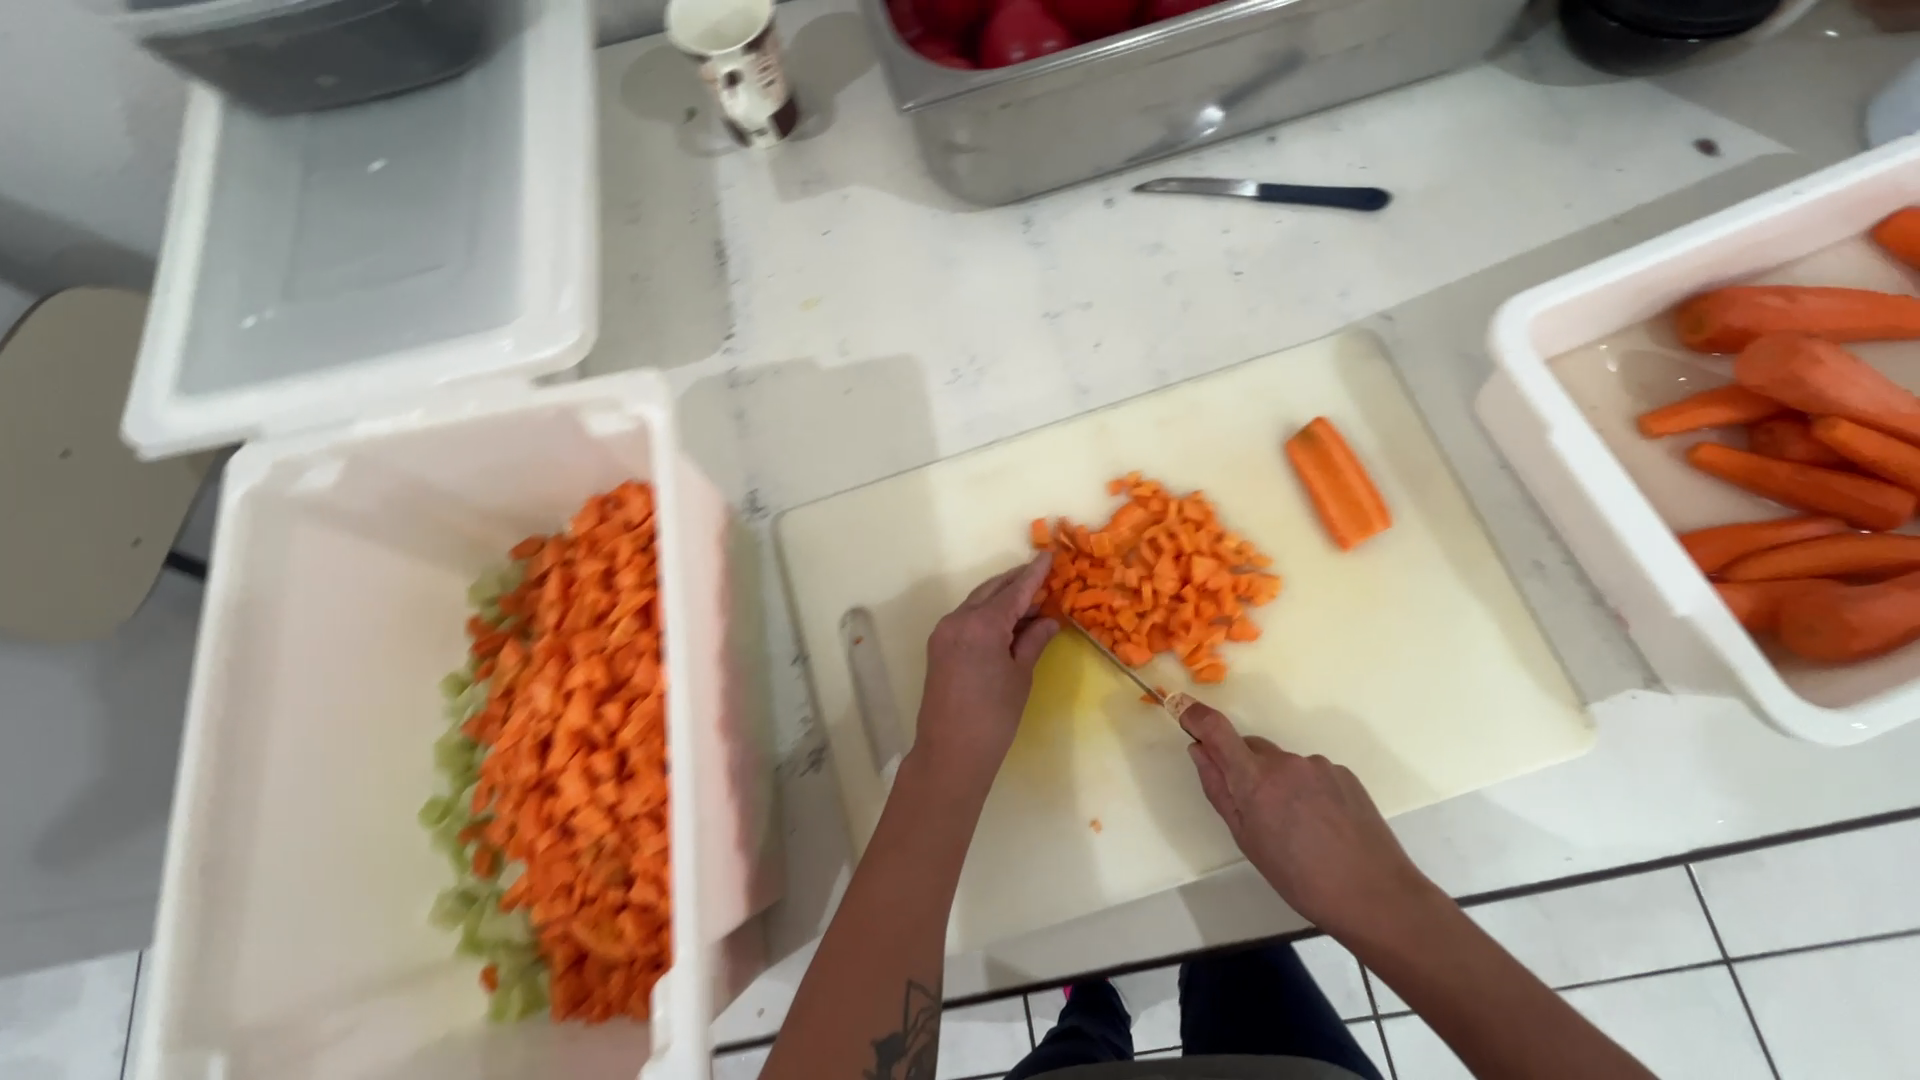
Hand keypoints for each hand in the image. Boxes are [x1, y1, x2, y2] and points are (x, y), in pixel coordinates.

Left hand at [911, 554, 1059, 790]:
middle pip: (991, 591)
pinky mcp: (938, 646)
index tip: (1048, 555)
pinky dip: (987, 614)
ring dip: (1002, 598)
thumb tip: (1048, 620)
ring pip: (977, 603)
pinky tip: (1006, 621)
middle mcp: (958, 619)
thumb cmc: (994, 716)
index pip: (1014, 590)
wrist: (950, 752)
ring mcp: (944, 632)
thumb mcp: (1020, 675)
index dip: (1034, 574)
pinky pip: (966, 619)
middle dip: (1017, 582)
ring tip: (1030, 599)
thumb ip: (1033, 641)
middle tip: (1043, 577)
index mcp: (982, 623)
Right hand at [1182, 702, 1441, 938]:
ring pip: (1283, 764)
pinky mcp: (1344, 774)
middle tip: (1255, 810)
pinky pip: (1312, 773)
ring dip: (1279, 783)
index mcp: (1255, 780)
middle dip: (1244, 768)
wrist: (1375, 895)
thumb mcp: (1247, 840)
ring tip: (1297, 827)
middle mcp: (1286, 762)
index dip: (1195, 715)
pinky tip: (1321, 824)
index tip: (1181, 708)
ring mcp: (1319, 766)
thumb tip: (1199, 751)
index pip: (1217, 731)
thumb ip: (1219, 790)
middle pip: (1251, 749)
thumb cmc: (1299, 878)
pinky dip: (1307, 790)